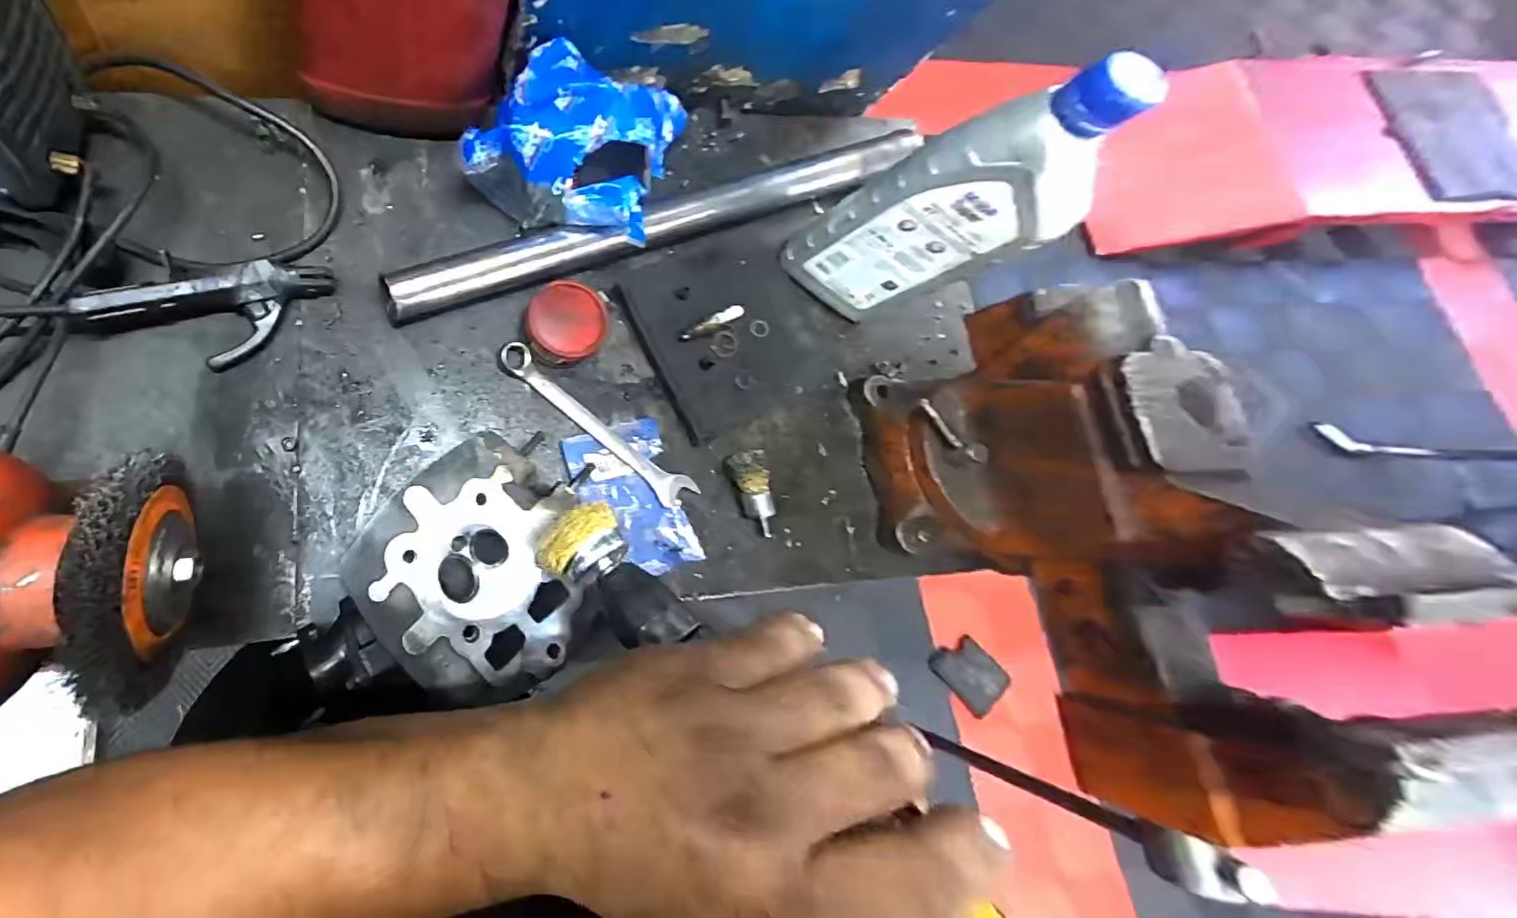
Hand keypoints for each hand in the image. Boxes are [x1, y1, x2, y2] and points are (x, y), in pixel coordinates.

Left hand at [498, 613, 1008, 916]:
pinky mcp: (698, 666)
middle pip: (889, 760)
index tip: (982, 832)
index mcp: (786, 889)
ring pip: (842, 688)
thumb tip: (887, 854)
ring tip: (866, 689)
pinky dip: (802, 640)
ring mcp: (733, 720)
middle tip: (894, 750)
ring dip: (866, 689)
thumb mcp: (729, 916)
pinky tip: (806, 644)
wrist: (547, 796)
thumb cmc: (632, 876)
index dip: (970, 853)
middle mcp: (773, 801)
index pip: (922, 876)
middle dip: (906, 755)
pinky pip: (775, 640)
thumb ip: (819, 891)